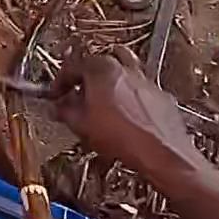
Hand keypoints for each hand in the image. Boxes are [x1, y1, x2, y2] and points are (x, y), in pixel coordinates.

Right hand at [49, 55, 210, 180]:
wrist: (162, 153)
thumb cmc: (121, 136)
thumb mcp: (81, 125)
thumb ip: (65, 111)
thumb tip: (57, 108)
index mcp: (100, 68)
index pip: (72, 66)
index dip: (60, 81)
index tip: (56, 94)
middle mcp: (124, 68)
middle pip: (98, 64)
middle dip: (84, 79)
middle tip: (76, 95)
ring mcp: (145, 80)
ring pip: (122, 73)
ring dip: (108, 83)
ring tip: (101, 101)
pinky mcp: (161, 96)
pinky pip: (140, 89)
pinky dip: (129, 97)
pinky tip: (125, 116)